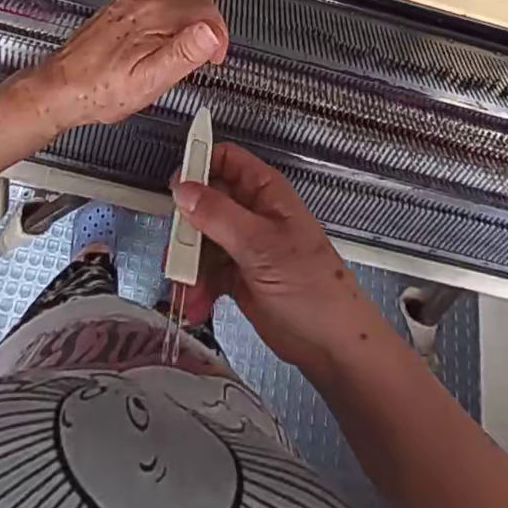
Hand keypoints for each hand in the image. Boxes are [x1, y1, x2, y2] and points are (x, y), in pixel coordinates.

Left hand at [16, 0, 227, 132]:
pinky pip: (158, 2)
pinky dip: (171, 18)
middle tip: (207, 55)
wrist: (60, 88)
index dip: (219, 36)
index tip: (215, 58)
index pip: (206, 10)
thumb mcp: (149, 81)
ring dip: (191, 20)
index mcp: (152, 15)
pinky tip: (164, 42)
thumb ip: (183, 54)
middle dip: (209, 25)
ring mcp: (128, 2)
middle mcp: (140, 1)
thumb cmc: (98, 90)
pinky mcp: (120, 9)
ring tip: (188, 51)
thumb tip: (210, 33)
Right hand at [172, 143, 390, 376]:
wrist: (332, 348)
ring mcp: (242, 244)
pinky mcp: (235, 274)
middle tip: (176, 248)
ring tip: (186, 288)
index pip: (225, 159)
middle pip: (203, 201)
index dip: (198, 166)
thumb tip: (182, 189)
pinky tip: (197, 303)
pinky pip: (203, 270)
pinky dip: (196, 286)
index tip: (175, 187)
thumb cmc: (313, 288)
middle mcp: (251, 212)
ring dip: (188, 264)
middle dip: (185, 227)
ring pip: (199, 238)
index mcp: (264, 192)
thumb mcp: (262, 246)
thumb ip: (218, 215)